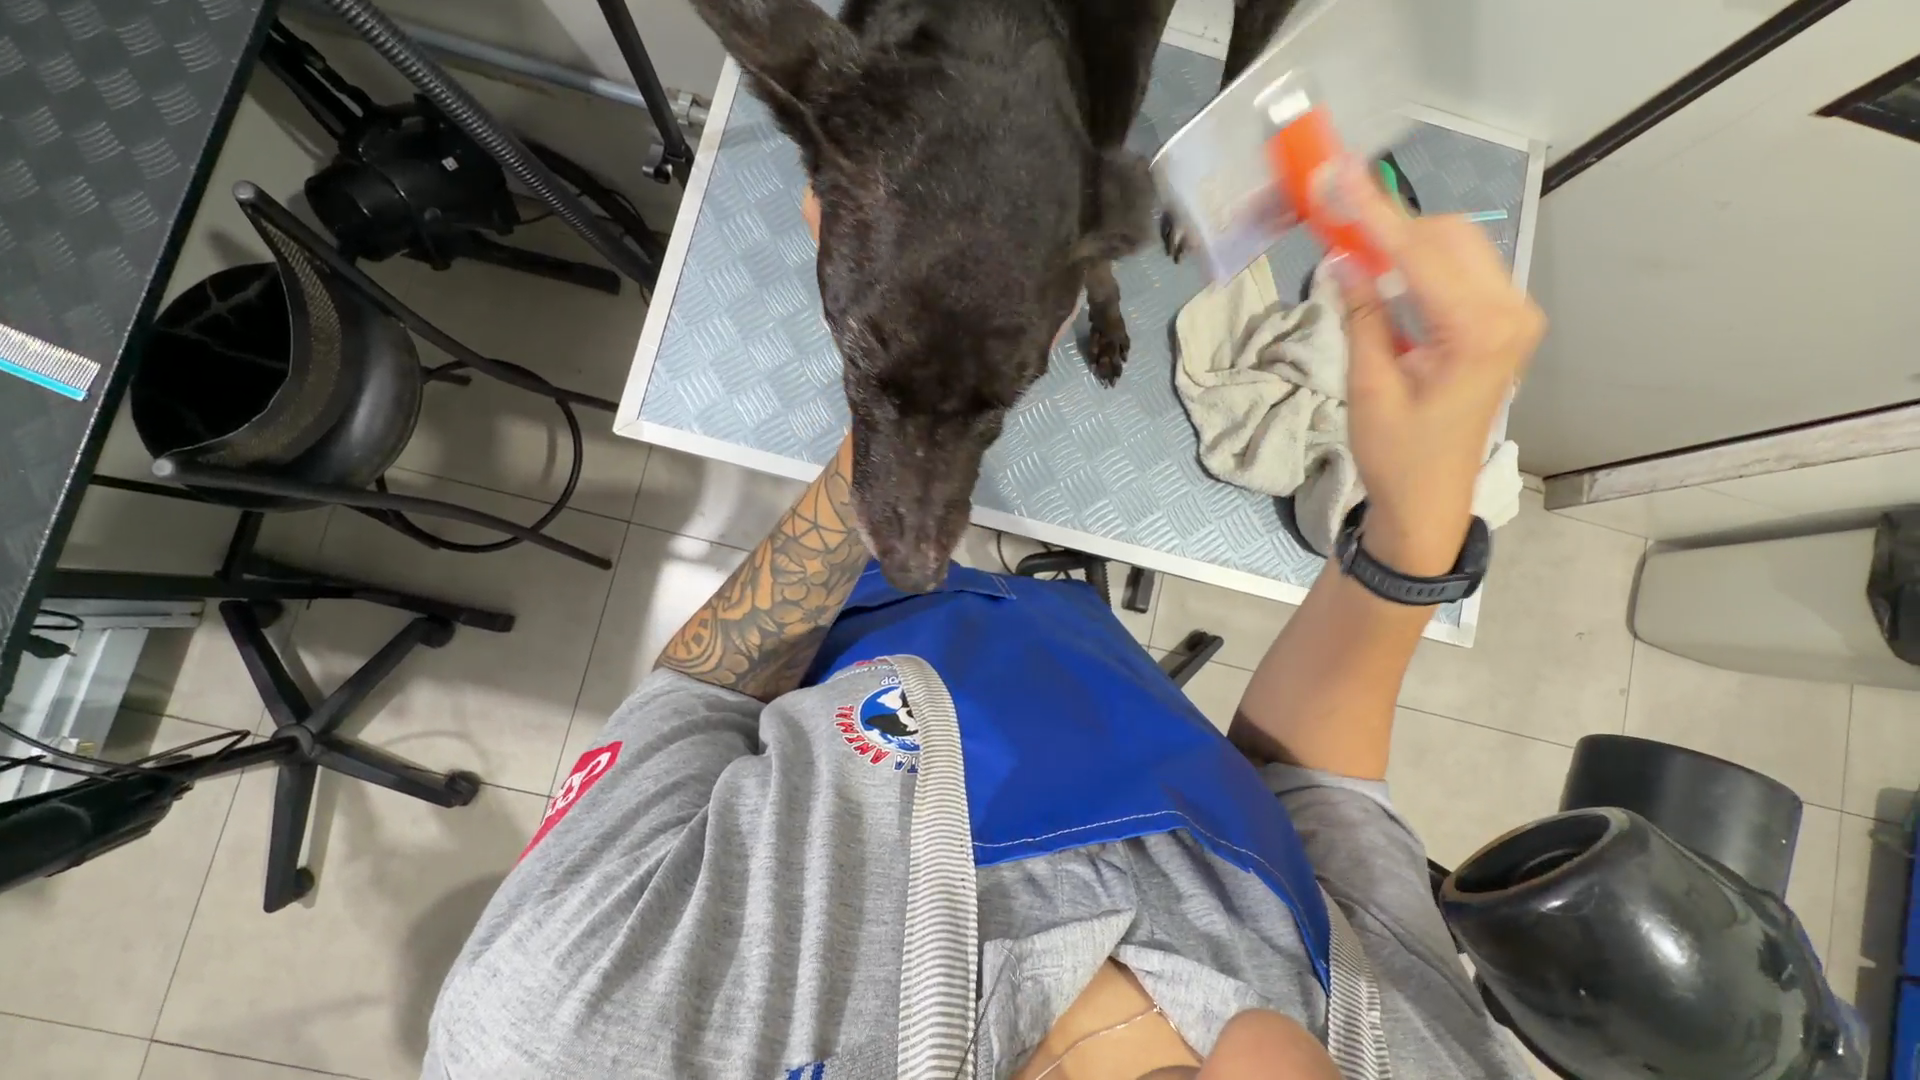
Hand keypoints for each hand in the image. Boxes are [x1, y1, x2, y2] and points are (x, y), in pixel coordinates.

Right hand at [1328, 158, 1544, 574]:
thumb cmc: (1398, 455)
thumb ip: (1362, 315)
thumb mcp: (1368, 387)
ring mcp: (1511, 315)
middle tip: (1333, 217)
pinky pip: (1457, 272)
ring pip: (1453, 247)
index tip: (1336, 174)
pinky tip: (1382, 273)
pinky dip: (1416, 264)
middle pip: (1446, 237)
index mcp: (1480, 331)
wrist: (1430, 498)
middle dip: (1388, 224)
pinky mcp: (1499, 323)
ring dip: (1401, 243)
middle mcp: (1509, 311)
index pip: (1419, 253)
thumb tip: (1341, 259)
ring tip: (1351, 249)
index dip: (1371, 212)